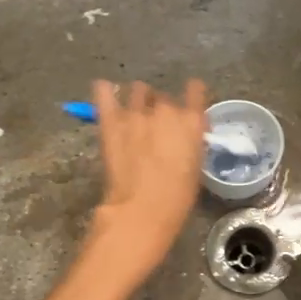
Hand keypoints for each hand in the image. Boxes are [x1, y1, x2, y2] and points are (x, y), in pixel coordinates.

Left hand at [86, 78, 207, 284]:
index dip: (192, 95)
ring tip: (134, 116)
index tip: (189, 106)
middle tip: (157, 129)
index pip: (195, 90)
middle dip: (162, 109)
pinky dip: (105, 91)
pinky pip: (105, 92)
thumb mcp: (195, 168)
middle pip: (164, 97)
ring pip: (138, 90)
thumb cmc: (176, 198)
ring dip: (139, 100)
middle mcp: (165, 110)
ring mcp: (136, 112)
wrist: (142, 210)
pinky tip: (106, 94)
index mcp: (191, 121)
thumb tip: (183, 136)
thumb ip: (191, 143)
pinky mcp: (110, 120)